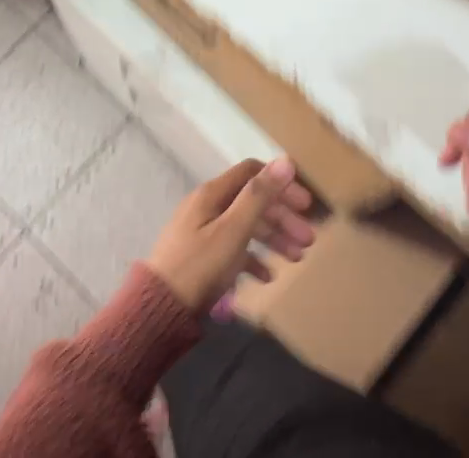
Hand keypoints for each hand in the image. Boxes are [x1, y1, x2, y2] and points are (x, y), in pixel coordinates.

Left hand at [146, 158, 314, 310]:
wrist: (160, 307)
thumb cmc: (200, 265)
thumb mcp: (233, 230)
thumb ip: (259, 196)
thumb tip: (285, 161)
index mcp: (212, 194)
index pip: (252, 174)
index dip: (280, 184)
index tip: (305, 205)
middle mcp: (208, 207)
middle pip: (252, 202)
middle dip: (282, 218)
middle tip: (308, 240)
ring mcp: (203, 231)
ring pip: (245, 227)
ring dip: (273, 239)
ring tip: (297, 259)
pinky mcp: (202, 256)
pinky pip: (233, 250)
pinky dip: (253, 259)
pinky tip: (266, 277)